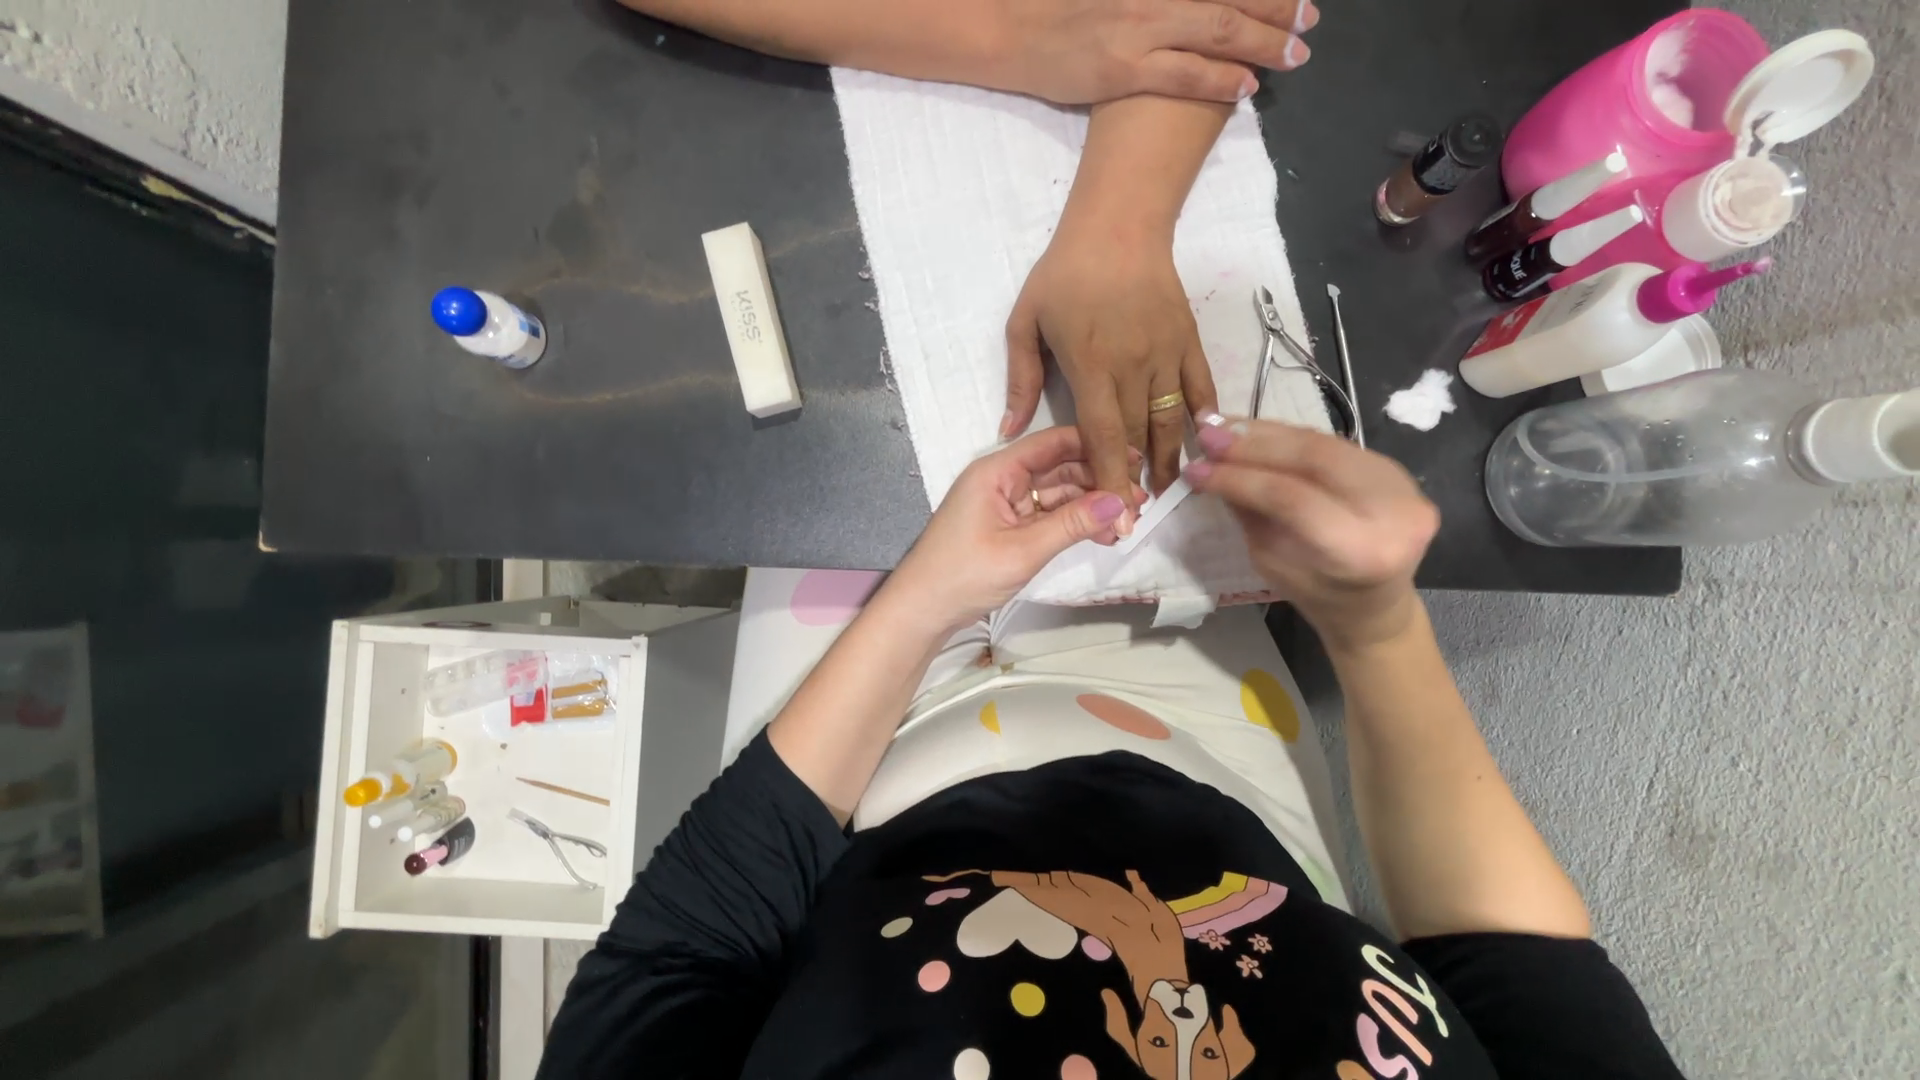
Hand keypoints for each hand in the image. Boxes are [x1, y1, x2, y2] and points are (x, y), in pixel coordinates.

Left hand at [888, 427, 1144, 630]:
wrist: (921, 612)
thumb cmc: (963, 575)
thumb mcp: (1022, 550)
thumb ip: (1071, 524)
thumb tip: (1119, 502)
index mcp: (997, 471)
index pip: (1054, 443)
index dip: (1096, 447)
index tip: (1134, 459)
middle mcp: (1002, 480)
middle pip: (1060, 468)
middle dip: (1099, 483)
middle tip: (1139, 502)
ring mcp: (1005, 504)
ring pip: (1058, 494)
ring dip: (1090, 507)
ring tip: (1127, 523)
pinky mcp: (1008, 527)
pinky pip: (1048, 516)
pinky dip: (1073, 524)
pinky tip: (1102, 534)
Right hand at [986, 0, 1319, 103]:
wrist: (1009, 28)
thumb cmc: (1055, 4)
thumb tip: (1186, 5)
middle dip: (1277, 6)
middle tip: (1309, 19)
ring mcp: (1140, 28)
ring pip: (1219, 32)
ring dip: (1264, 42)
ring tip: (1294, 54)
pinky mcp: (1124, 68)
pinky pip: (1185, 75)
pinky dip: (1220, 80)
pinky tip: (1248, 86)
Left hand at [1004, 223, 1218, 501]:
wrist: (1119, 225)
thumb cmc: (1064, 275)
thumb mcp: (1025, 323)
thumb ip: (1020, 381)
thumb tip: (1007, 431)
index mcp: (1090, 368)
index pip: (1102, 437)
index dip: (1109, 480)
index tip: (1114, 516)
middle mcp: (1133, 368)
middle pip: (1138, 437)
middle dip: (1137, 481)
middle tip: (1135, 515)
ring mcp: (1166, 355)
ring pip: (1171, 419)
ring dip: (1170, 458)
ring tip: (1165, 489)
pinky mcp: (1188, 342)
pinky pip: (1200, 388)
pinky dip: (1203, 418)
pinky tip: (1204, 445)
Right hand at [1186, 418, 1440, 649]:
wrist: (1373, 604)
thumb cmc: (1316, 594)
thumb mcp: (1271, 561)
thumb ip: (1250, 512)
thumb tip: (1211, 466)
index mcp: (1360, 551)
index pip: (1292, 498)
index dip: (1239, 478)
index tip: (1195, 469)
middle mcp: (1392, 511)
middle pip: (1313, 458)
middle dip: (1252, 444)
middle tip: (1206, 435)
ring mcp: (1403, 485)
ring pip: (1324, 442)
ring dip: (1267, 433)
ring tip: (1223, 428)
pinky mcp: (1398, 469)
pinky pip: (1334, 444)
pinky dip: (1289, 437)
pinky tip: (1254, 433)